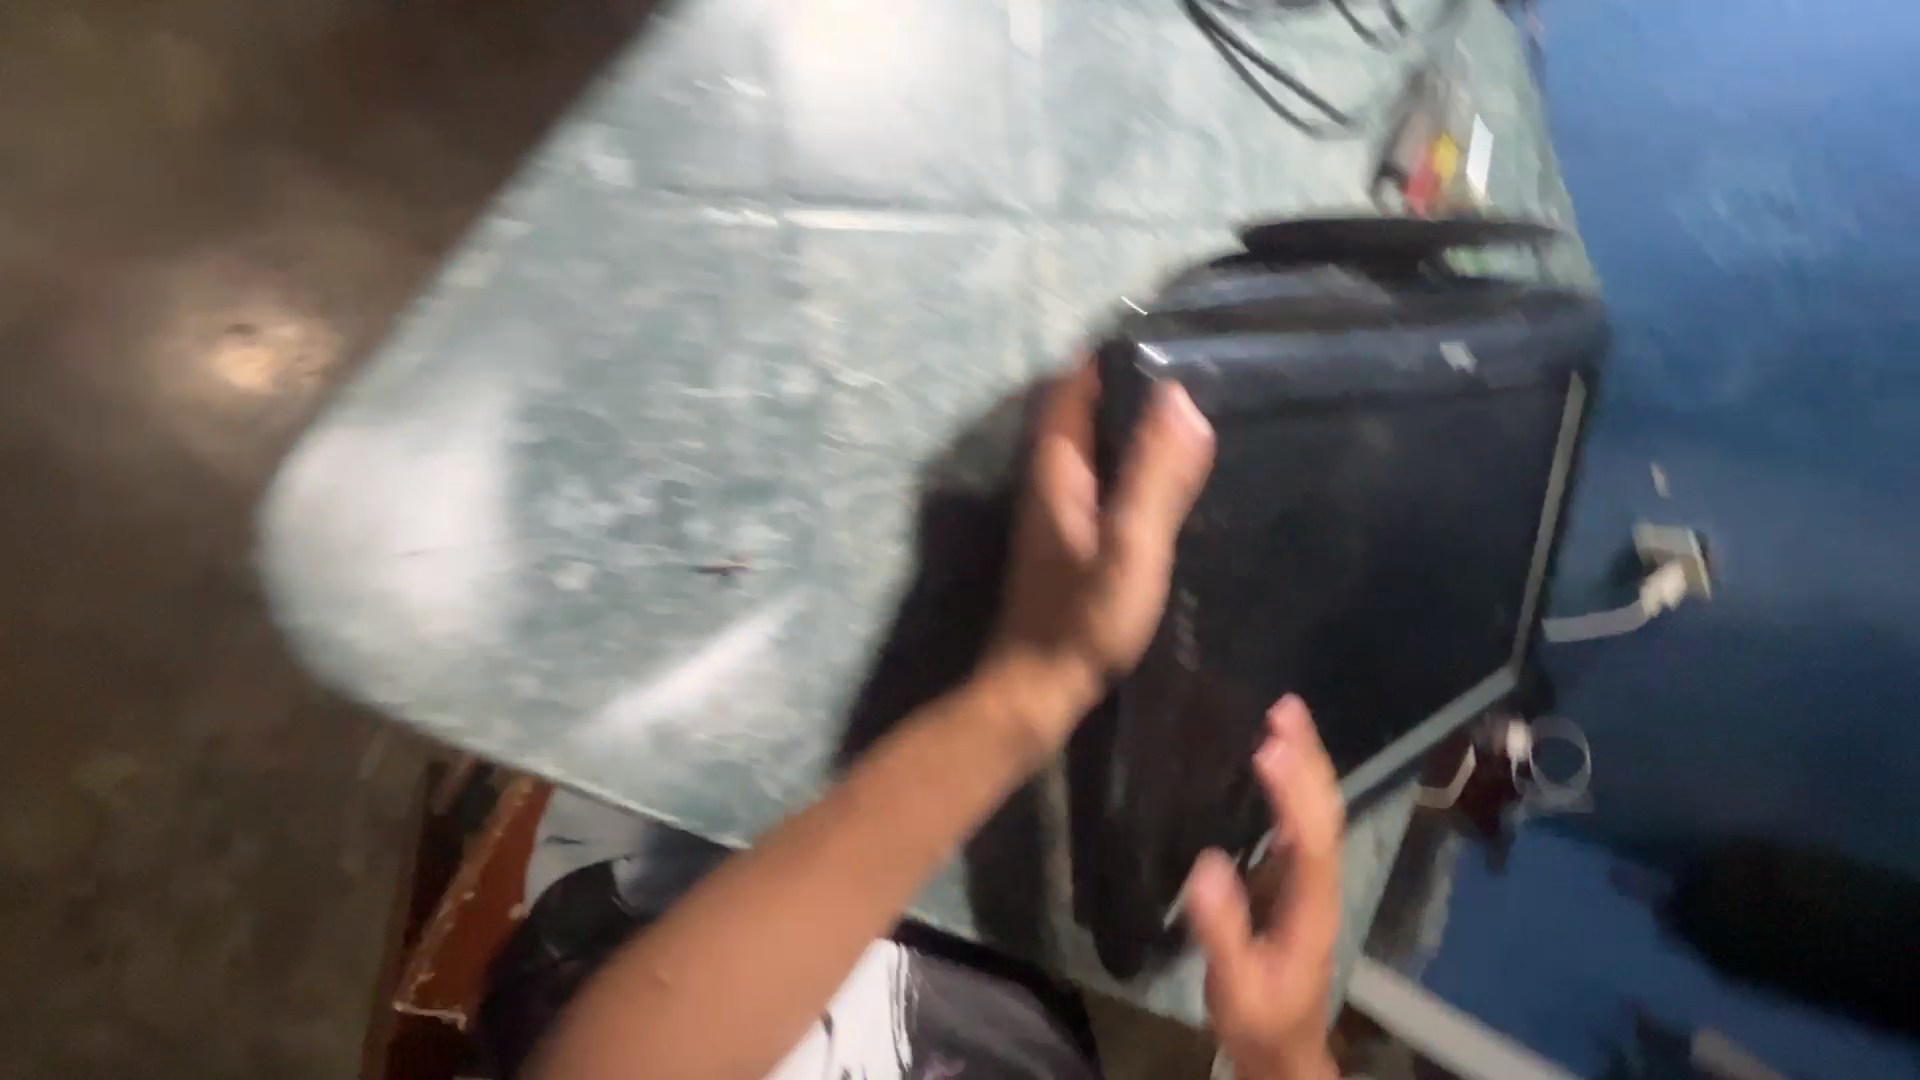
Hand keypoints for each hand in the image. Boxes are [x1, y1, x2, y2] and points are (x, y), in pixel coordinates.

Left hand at [986, 360, 1214, 752]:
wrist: (1038, 686)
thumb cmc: (1083, 619)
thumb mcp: (1131, 546)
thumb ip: (1155, 476)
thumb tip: (1179, 398)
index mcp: (1056, 468)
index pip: (1072, 386)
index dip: (1109, 357)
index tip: (1165, 338)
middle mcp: (1047, 478)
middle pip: (1079, 410)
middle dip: (1124, 385)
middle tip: (1191, 370)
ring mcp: (1052, 508)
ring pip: (1089, 444)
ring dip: (1126, 424)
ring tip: (1188, 413)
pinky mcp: (1064, 535)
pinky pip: (1097, 477)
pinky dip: (1125, 463)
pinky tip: (1162, 476)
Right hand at [1186, 696, 1344, 1079]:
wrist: (1283, 1047)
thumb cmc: (1258, 1019)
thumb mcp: (1234, 987)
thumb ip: (1222, 932)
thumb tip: (1207, 865)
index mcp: (1308, 909)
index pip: (1307, 841)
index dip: (1291, 794)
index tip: (1267, 750)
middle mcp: (1318, 885)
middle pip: (1323, 813)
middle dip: (1309, 759)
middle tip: (1286, 709)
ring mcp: (1309, 880)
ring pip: (1317, 812)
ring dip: (1307, 762)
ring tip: (1286, 717)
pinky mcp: (1293, 878)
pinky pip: (1299, 819)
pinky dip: (1293, 782)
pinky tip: (1275, 760)